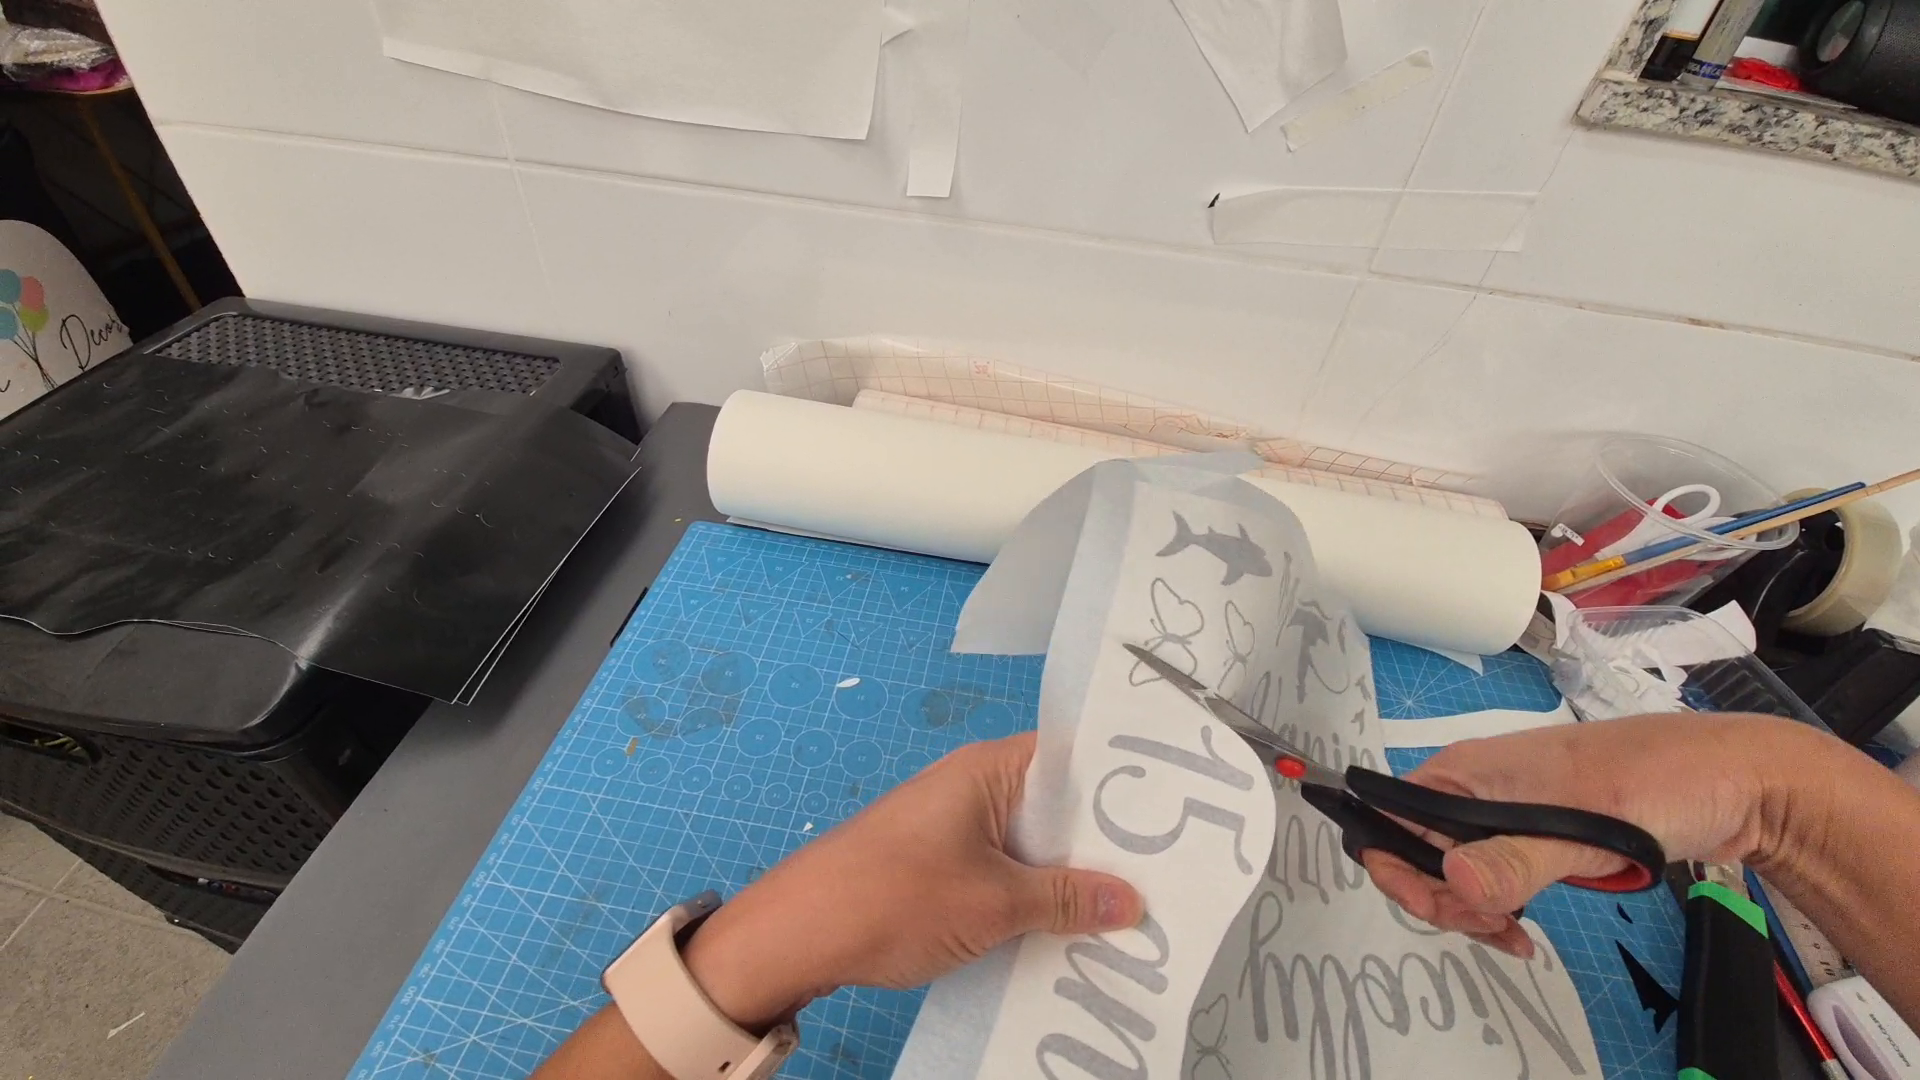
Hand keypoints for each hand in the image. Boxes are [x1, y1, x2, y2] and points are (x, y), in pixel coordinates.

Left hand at [681, 733, 1144, 1027]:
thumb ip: (1065, 898)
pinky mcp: (940, 856)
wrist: (803, 929)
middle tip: (1162, 873)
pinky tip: (1063, 925)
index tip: (1169, 814)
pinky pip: (1000, 863)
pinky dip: (1030, 889)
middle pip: (1051, 803)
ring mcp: (954, 821)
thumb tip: (1131, 901)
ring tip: (1125, 906)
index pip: (1067, 758)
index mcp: (988, 769)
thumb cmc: (900, 895)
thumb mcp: (994, 901)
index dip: (1117, 783)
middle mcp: (972, 783)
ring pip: (1027, 839)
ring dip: (1063, 872)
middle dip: (1097, 841)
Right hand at [1360, 713, 1840, 958]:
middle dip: (1441, 897)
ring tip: (1515, 935)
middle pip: (1414, 849)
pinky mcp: (1527, 833)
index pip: (1388, 819)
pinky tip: (1522, 928)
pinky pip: (1486, 871)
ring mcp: (1496, 812)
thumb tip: (1454, 882)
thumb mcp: (1582, 830)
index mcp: (1459, 774)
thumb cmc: (1649, 786)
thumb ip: (1515, 860)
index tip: (1448, 909)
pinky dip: (1494, 903)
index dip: (1397, 867)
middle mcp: (1465, 790)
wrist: (1729, 778)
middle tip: (1497, 928)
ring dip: (1468, 907)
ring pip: (1449, 866)